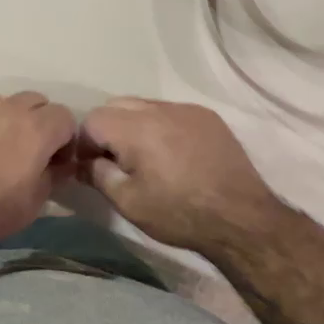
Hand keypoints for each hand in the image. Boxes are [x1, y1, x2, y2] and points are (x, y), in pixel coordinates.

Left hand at [0, 92, 76, 249]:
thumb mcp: (32, 204)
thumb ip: (53, 177)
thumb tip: (62, 165)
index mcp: (37, 129)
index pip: (65, 117)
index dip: (62, 139)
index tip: (53, 159)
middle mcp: (9, 106)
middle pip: (35, 102)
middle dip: (36, 123)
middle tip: (23, 152)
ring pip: (1, 103)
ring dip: (3, 120)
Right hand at [79, 97, 286, 249]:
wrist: (240, 218)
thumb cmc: (178, 213)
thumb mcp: (128, 202)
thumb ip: (98, 174)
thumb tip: (83, 162)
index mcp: (135, 128)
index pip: (92, 119)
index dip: (85, 144)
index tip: (93, 167)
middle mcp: (159, 109)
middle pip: (116, 105)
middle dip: (108, 130)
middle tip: (116, 162)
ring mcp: (187, 109)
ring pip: (145, 106)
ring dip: (135, 126)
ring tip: (146, 158)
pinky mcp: (208, 117)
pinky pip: (172, 112)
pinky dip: (162, 126)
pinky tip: (173, 155)